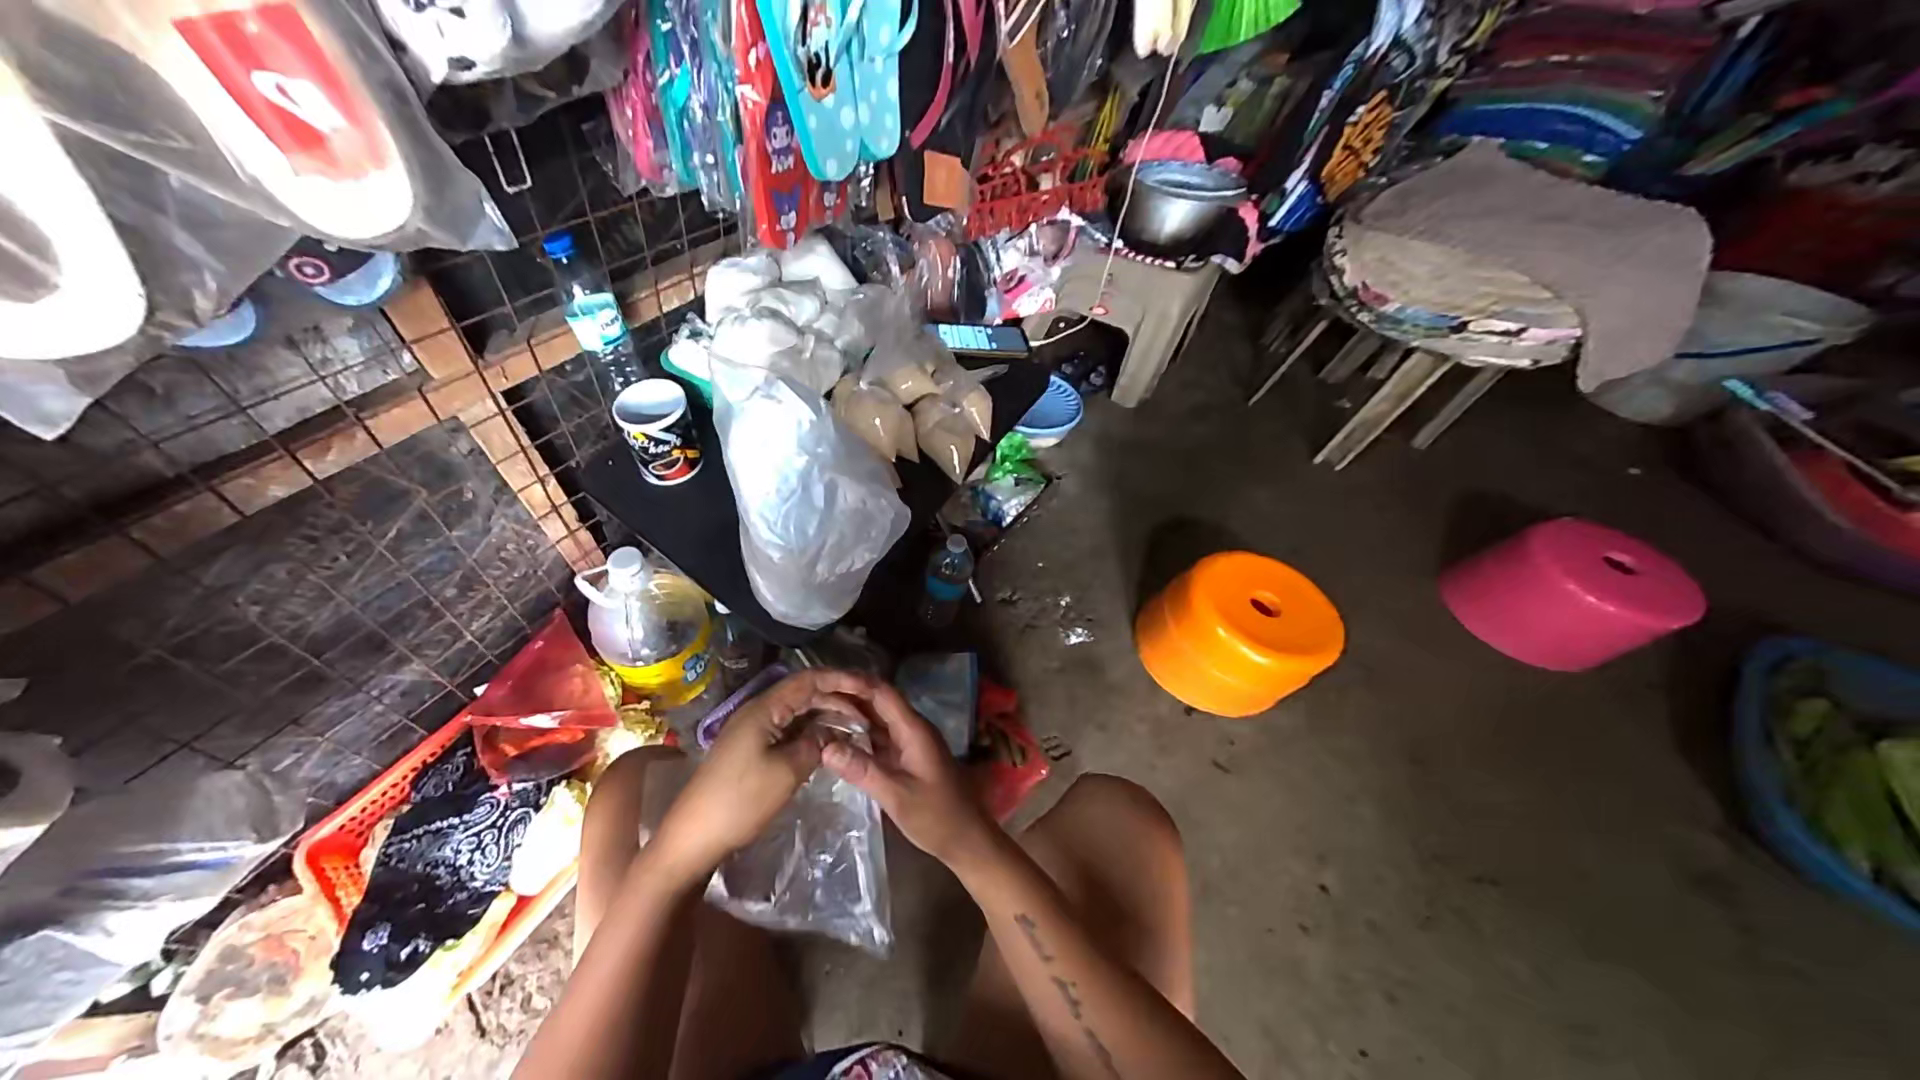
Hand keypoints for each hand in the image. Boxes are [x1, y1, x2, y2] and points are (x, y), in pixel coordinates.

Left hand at [652, 669, 873, 880]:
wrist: (693, 838)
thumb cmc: (740, 802)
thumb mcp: (786, 772)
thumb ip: (817, 744)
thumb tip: (836, 732)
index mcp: (763, 708)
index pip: (809, 680)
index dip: (841, 679)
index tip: (869, 686)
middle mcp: (758, 711)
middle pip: (805, 692)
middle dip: (839, 697)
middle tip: (870, 709)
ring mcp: (754, 730)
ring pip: (799, 711)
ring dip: (827, 714)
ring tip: (858, 725)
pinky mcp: (752, 748)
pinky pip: (790, 728)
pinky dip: (813, 731)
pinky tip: (831, 742)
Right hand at [821, 679, 996, 864]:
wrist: (968, 840)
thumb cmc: (937, 817)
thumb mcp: (897, 796)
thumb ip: (862, 770)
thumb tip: (825, 747)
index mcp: (914, 730)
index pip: (882, 693)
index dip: (854, 683)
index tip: (824, 680)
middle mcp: (912, 729)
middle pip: (878, 701)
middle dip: (848, 695)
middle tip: (813, 695)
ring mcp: (910, 742)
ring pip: (878, 718)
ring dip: (852, 713)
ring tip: (818, 711)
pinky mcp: (906, 757)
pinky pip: (880, 736)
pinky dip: (860, 733)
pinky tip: (838, 738)